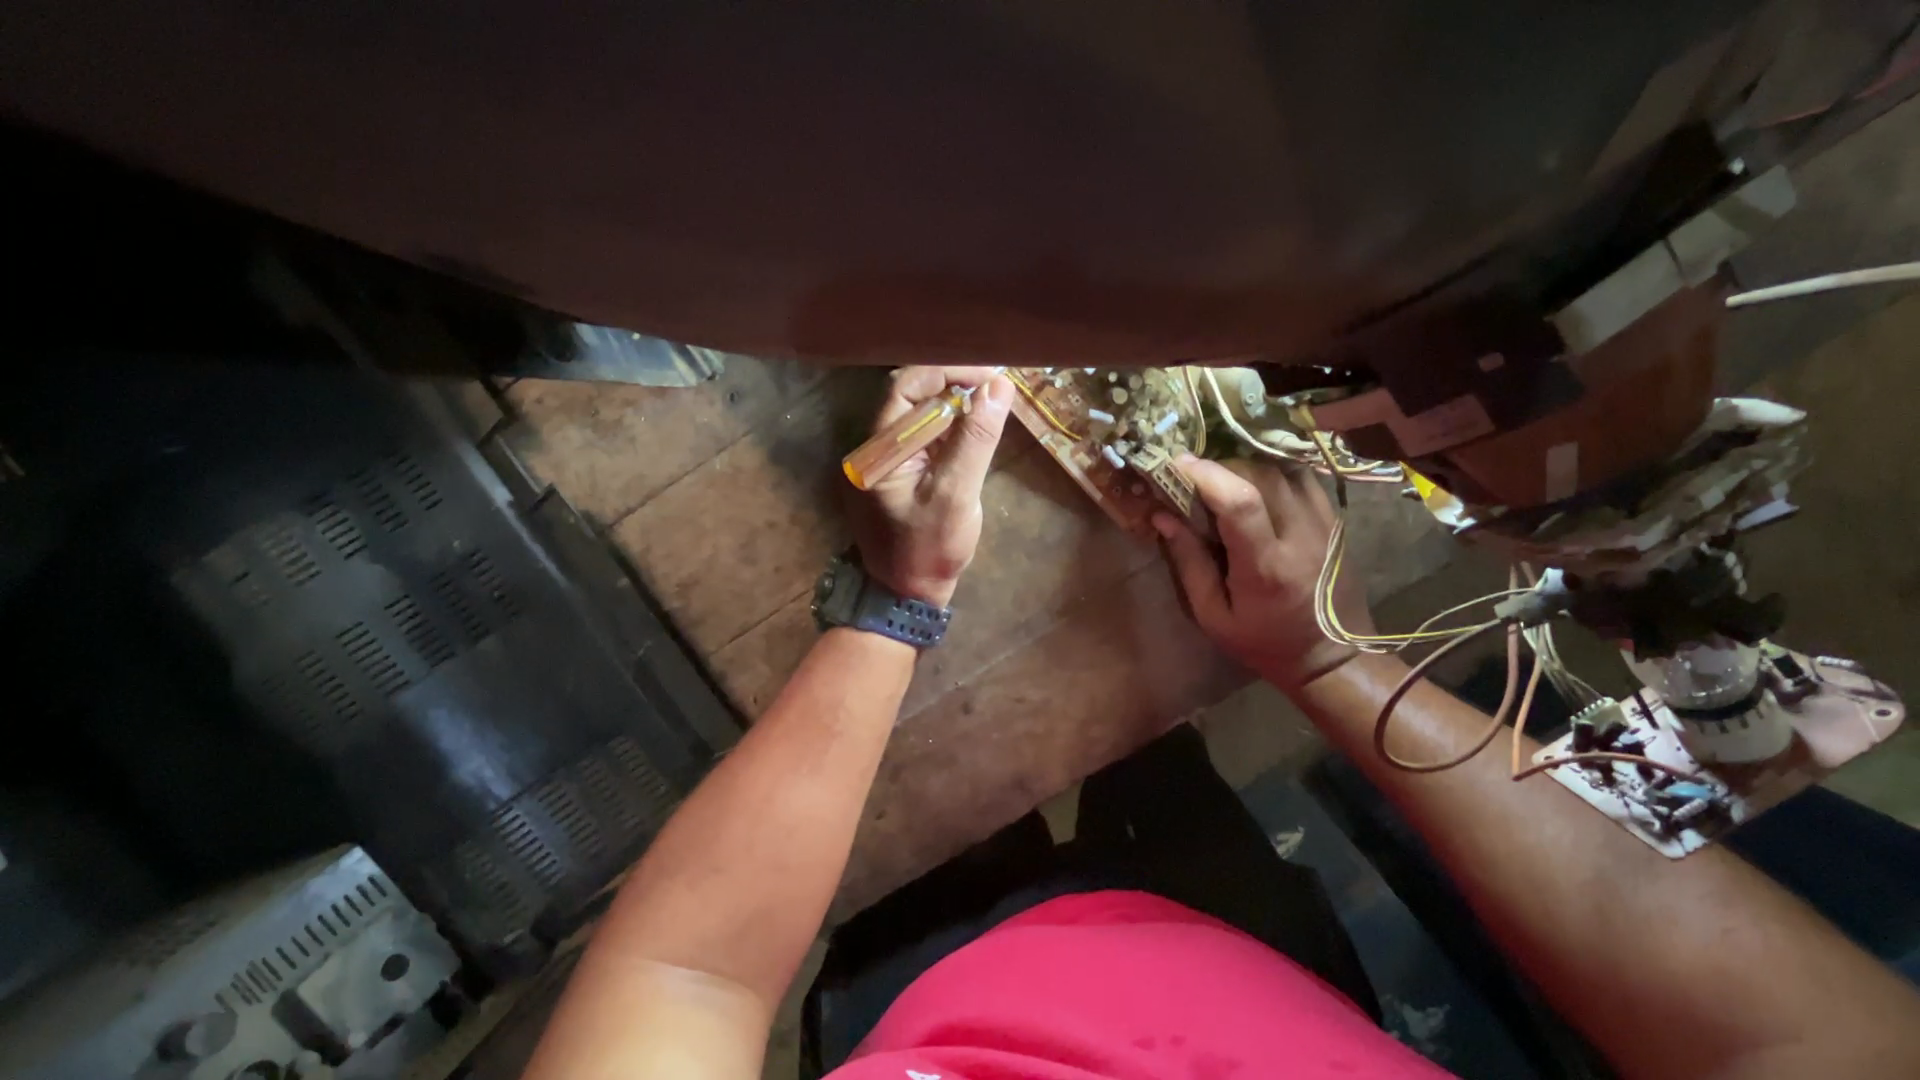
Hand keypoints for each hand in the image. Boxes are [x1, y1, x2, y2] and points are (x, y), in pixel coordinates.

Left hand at [852, 367, 1013, 606]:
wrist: (907, 596)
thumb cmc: (929, 549)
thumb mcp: (956, 494)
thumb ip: (975, 439)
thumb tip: (998, 387)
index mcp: (877, 449)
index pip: (907, 387)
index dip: (949, 373)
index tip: (991, 376)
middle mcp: (874, 447)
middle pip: (911, 394)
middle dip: (954, 384)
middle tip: (996, 387)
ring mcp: (885, 459)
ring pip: (918, 413)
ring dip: (954, 404)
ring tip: (993, 401)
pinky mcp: (899, 472)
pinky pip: (923, 435)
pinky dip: (950, 426)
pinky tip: (977, 426)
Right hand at [1154, 456, 1372, 689]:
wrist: (1332, 657)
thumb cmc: (1263, 643)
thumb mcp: (1213, 616)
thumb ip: (1188, 563)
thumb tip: (1163, 515)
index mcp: (1265, 568)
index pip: (1240, 503)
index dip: (1206, 475)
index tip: (1175, 464)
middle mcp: (1300, 537)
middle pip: (1260, 475)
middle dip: (1221, 469)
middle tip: (1195, 479)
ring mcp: (1324, 524)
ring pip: (1283, 469)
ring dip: (1247, 466)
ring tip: (1223, 483)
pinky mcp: (1334, 519)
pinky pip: (1302, 477)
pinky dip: (1272, 472)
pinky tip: (1254, 487)